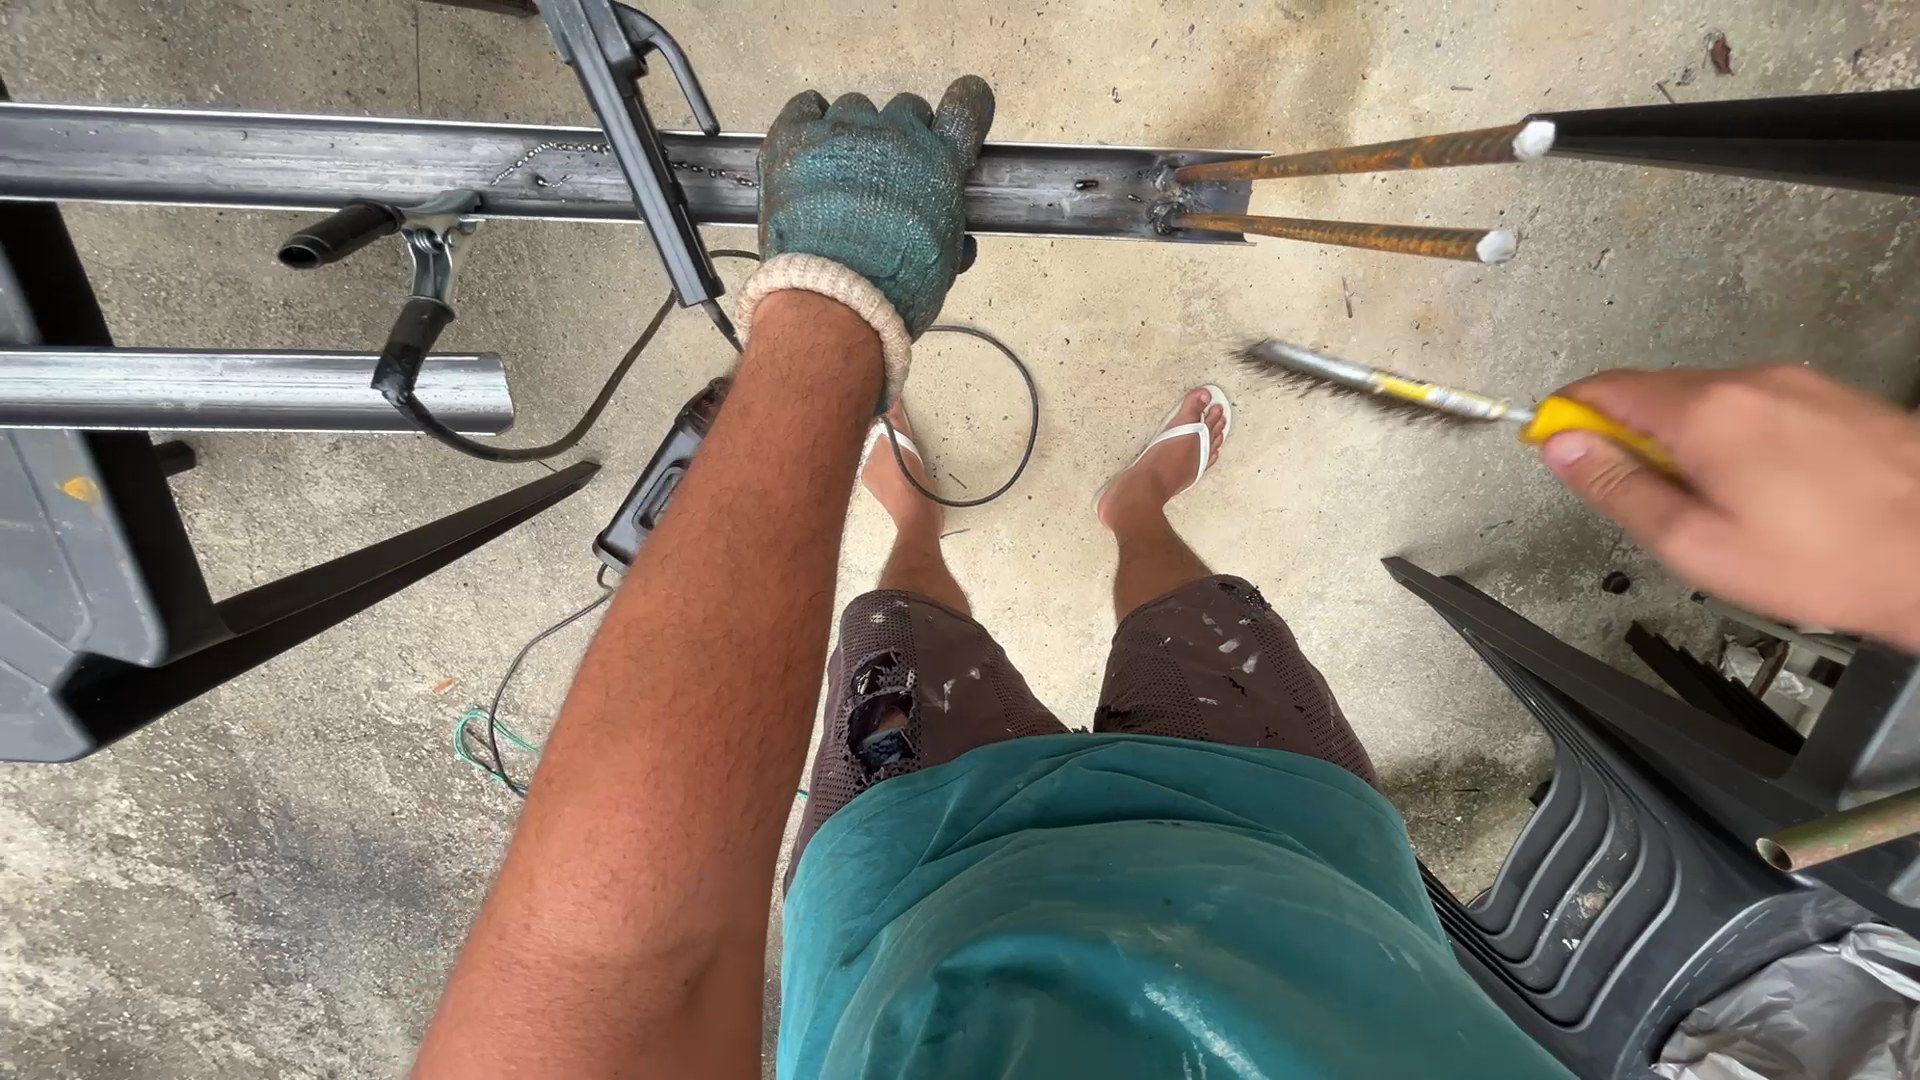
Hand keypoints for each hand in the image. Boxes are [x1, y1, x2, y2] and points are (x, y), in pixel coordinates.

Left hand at [757, 77, 993, 335]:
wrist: (833, 304)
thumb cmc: (891, 294)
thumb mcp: (940, 271)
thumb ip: (950, 240)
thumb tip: (959, 243)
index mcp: (939, 168)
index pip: (966, 109)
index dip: (965, 109)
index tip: (956, 120)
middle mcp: (896, 139)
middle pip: (906, 111)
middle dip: (901, 141)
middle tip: (887, 180)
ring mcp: (843, 133)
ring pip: (855, 112)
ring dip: (854, 138)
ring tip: (841, 181)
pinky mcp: (796, 139)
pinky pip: (806, 107)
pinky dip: (810, 123)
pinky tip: (811, 152)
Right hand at [1539, 366, 1919, 651]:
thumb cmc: (1827, 560)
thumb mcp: (1686, 538)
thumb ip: (1612, 486)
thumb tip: (1560, 448)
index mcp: (1707, 413)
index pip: (1600, 390)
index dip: (1562, 418)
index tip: (1552, 446)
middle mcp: (1753, 385)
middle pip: (1646, 392)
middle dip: (1618, 434)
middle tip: (1625, 490)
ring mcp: (1800, 388)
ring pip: (1697, 400)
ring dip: (1669, 437)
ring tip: (1691, 496)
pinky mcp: (1833, 401)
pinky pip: (1745, 406)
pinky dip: (1719, 436)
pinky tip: (1741, 485)